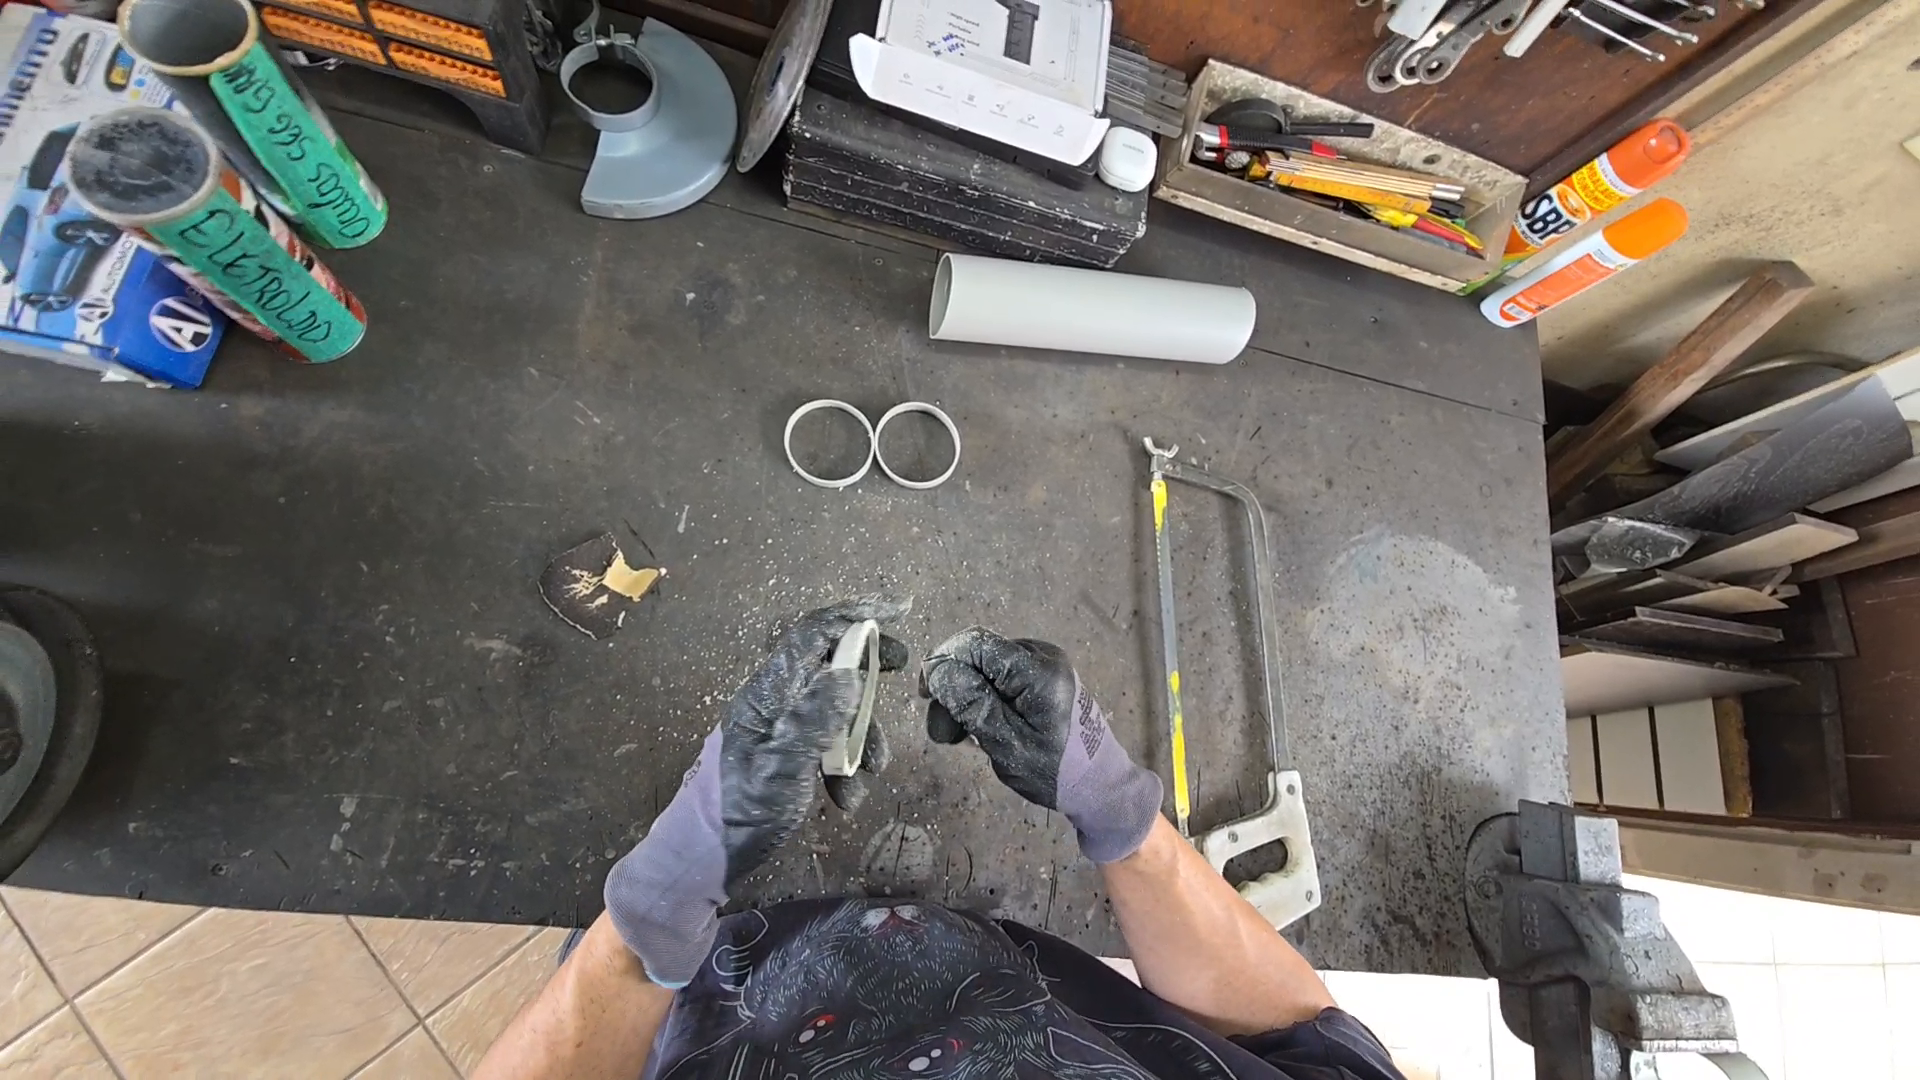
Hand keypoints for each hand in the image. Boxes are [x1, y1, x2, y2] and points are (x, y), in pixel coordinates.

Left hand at [605, 597, 909, 986]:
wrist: (702, 861)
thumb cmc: (737, 813)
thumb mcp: (780, 768)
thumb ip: (814, 719)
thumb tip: (851, 673)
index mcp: (769, 691)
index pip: (813, 632)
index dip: (856, 614)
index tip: (898, 610)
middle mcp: (776, 698)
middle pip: (830, 660)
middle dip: (868, 665)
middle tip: (899, 668)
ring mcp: (782, 725)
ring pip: (836, 705)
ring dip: (861, 733)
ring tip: (873, 768)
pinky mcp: (788, 752)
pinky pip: (827, 742)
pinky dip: (844, 765)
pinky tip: (846, 798)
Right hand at [922, 627, 1161, 862]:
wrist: (1100, 786)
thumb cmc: (1056, 772)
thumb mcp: (1007, 744)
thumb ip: (972, 703)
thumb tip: (937, 668)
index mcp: (1036, 668)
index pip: (974, 643)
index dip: (942, 663)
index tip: (925, 697)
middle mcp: (1040, 656)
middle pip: (977, 656)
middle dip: (953, 690)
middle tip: (943, 735)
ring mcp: (1042, 665)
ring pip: (984, 669)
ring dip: (965, 700)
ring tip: (959, 738)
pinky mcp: (1041, 678)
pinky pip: (999, 678)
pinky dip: (983, 700)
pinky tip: (979, 729)